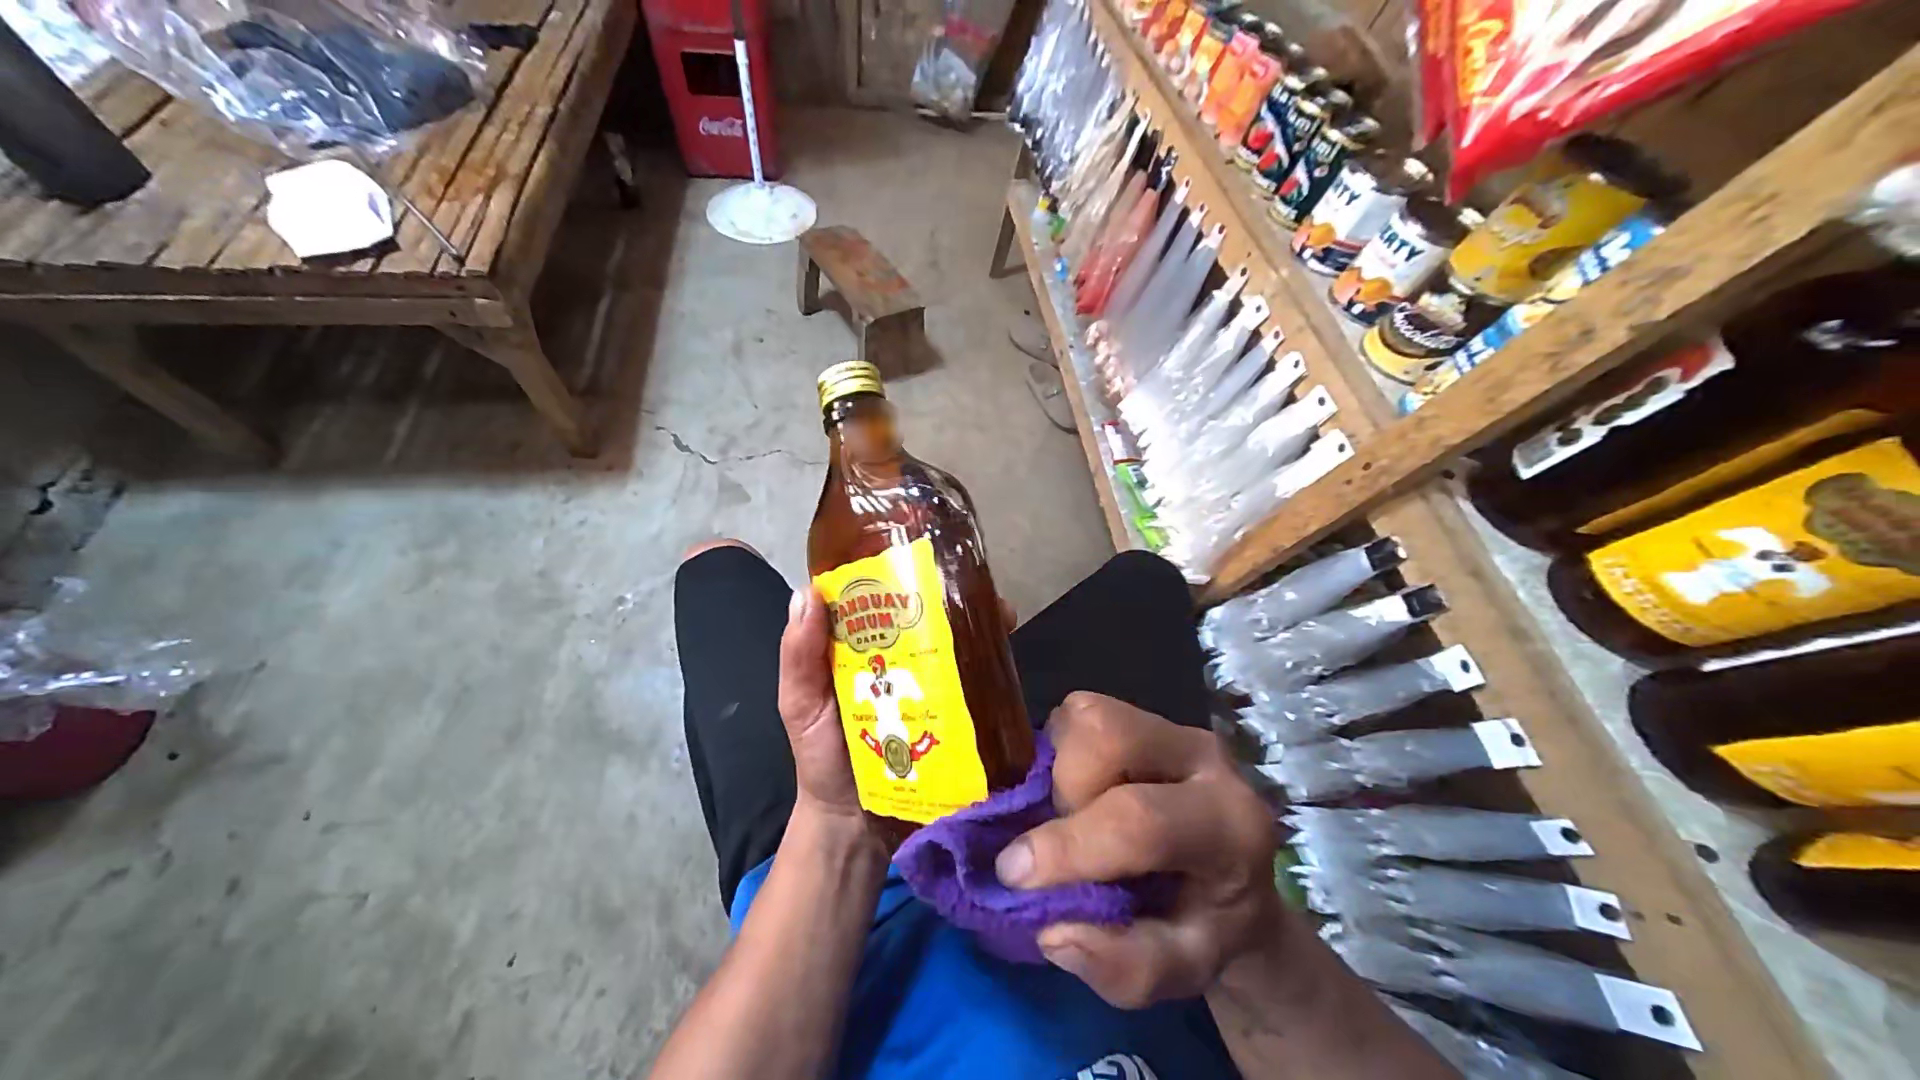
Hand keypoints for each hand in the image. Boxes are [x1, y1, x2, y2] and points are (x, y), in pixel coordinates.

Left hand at [777, 587, 1018, 819]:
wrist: (856, 827)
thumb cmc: (821, 759)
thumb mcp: (799, 705)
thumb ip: (797, 656)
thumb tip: (806, 594)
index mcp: (861, 648)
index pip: (882, 598)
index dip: (899, 570)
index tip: (922, 549)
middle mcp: (900, 658)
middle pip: (929, 615)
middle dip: (954, 594)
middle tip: (974, 583)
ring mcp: (930, 685)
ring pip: (958, 643)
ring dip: (980, 624)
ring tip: (999, 614)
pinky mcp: (953, 714)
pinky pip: (973, 683)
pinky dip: (990, 666)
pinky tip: (1003, 654)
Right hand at [995, 692, 1281, 1007]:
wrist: (1234, 879)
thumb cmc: (1206, 924)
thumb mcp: (1182, 970)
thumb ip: (1126, 967)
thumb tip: (1053, 932)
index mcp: (1229, 826)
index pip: (1142, 821)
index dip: (1069, 847)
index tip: (1014, 875)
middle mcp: (1205, 758)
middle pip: (1110, 735)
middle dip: (1064, 788)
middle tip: (1062, 836)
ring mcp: (1171, 726)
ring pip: (1088, 714)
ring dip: (1059, 767)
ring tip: (1071, 813)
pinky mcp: (1140, 713)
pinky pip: (1078, 713)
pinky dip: (1059, 750)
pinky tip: (1075, 790)